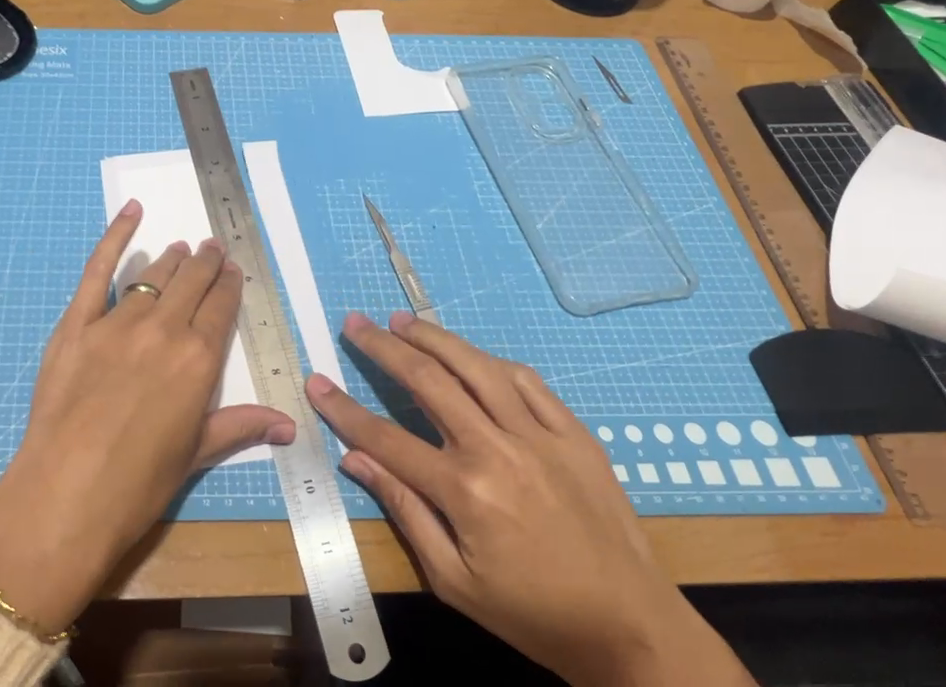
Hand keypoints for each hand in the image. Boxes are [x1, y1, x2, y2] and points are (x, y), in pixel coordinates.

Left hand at [0, 199, 293, 630]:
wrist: (68, 493)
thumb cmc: (139, 483)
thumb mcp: (195, 453)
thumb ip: (240, 426)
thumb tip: (291, 424)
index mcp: (199, 360)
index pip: (221, 307)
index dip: (229, 286)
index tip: (233, 271)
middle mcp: (164, 330)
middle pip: (191, 283)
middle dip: (206, 263)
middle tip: (213, 250)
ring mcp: (117, 322)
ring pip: (153, 276)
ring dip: (171, 259)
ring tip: (181, 248)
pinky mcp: (76, 324)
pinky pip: (98, 270)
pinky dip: (115, 237)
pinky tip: (131, 213)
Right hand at [307, 312, 753, 686]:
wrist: (630, 626)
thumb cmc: (531, 613)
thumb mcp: (453, 580)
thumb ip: (404, 511)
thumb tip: (356, 459)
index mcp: (464, 491)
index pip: (386, 437)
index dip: (344, 408)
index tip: (316, 381)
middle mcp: (498, 450)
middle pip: (428, 382)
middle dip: (384, 348)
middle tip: (356, 323)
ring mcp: (541, 436)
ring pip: (477, 368)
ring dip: (435, 338)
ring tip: (403, 320)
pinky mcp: (575, 435)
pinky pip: (528, 383)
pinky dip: (492, 362)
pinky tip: (470, 355)